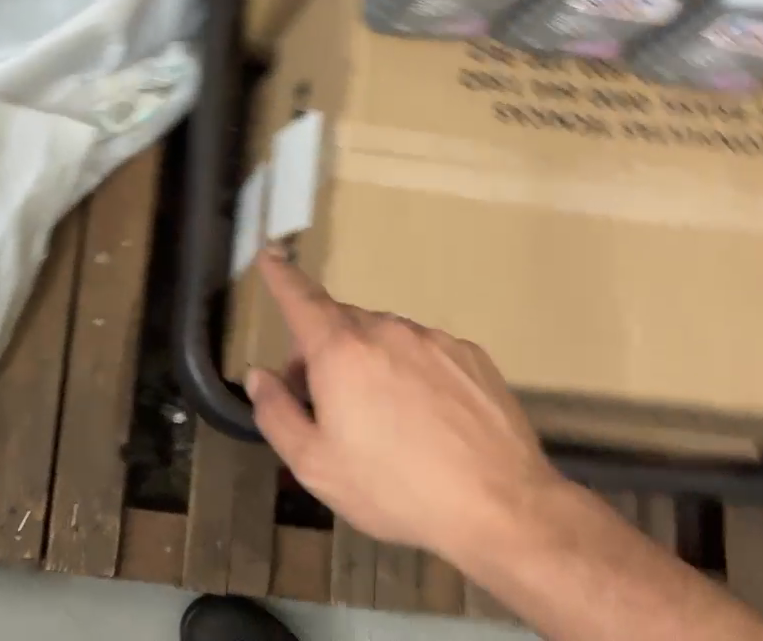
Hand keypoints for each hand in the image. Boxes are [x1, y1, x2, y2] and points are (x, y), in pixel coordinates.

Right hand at [244, 244, 563, 563]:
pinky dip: (412, 373)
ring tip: (385, 421)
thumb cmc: (395, 488)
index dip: (280, 276)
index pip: (300, 298)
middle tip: (325, 405)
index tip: (270, 254)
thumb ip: (276, 414)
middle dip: (323, 353)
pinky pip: (425, 353)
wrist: (502, 508)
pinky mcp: (471, 356)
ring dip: (369, 362)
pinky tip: (428, 420)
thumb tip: (260, 376)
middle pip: (340, 325)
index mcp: (340, 350)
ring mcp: (432, 340)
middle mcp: (385, 330)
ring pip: (384, 338)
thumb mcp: (315, 466)